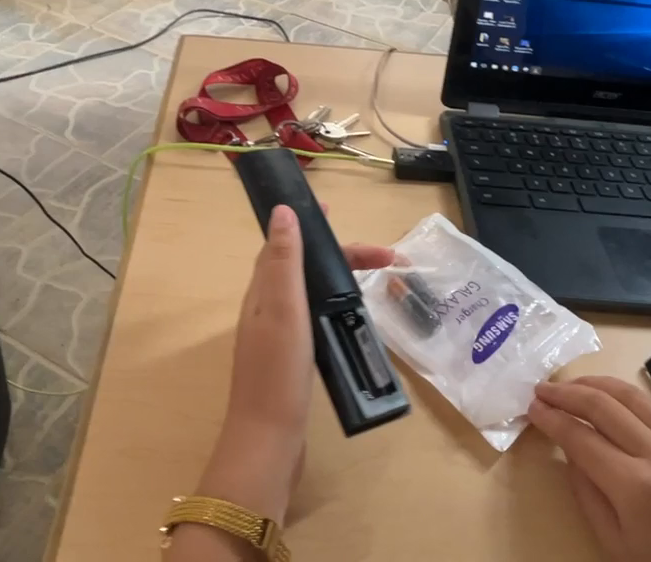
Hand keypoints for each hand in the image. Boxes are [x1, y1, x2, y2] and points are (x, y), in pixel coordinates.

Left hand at [195, 205, 393, 520]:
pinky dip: (337, 307)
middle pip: (305, 268)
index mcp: (263, 292)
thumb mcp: (283, 308)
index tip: (334, 209)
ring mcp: (279, 336)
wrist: (269, 441)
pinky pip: (316, 319)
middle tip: (387, 257)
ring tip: (377, 280)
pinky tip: (354, 318)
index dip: (309, 225)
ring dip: (342, 278)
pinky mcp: (292, 360)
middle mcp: (267, 309)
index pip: (285, 245)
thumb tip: (282, 209)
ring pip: (311, 293)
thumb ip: (284, 260)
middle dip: (342, 254)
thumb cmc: (277, 370)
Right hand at [530, 377, 650, 561]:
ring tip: (574, 384)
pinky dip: (635, 399)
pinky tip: (619, 400)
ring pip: (636, 397)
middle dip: (567, 393)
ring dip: (599, 384)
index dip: (551, 419)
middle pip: (605, 406)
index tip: (531, 407)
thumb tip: (570, 453)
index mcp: (637, 488)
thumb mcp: (619, 550)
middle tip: (542, 388)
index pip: (581, 436)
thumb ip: (589, 496)